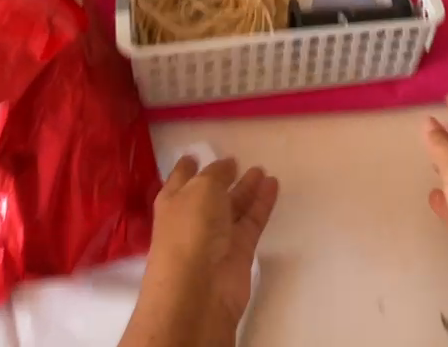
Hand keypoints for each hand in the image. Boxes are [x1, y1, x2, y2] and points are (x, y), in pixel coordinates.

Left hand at [124, 156, 278, 346]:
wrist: (197, 292)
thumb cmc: (190, 230)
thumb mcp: (201, 188)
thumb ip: (217, 173)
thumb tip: (227, 165)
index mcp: (174, 202)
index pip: (180, 179)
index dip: (188, 167)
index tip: (196, 155)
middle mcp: (193, 219)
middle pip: (210, 194)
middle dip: (223, 178)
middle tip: (239, 160)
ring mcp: (216, 238)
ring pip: (234, 207)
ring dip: (247, 189)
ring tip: (262, 169)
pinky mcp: (239, 252)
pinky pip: (252, 222)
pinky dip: (262, 204)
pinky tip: (273, 185)